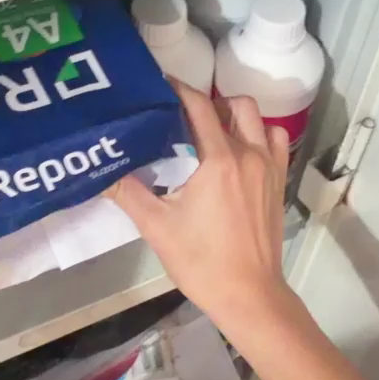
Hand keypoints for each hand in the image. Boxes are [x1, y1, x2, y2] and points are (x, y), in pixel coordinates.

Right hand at [108, 83, 299, 334]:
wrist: (248, 294)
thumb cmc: (201, 261)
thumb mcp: (157, 226)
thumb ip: (127, 192)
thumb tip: (100, 170)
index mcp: (218, 160)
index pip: (198, 106)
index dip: (178, 90)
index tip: (159, 86)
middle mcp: (249, 154)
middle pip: (233, 105)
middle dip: (208, 101)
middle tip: (182, 115)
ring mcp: (269, 167)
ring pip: (257, 120)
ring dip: (234, 116)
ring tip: (210, 131)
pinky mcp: (279, 182)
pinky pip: (275, 142)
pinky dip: (259, 136)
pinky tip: (239, 151)